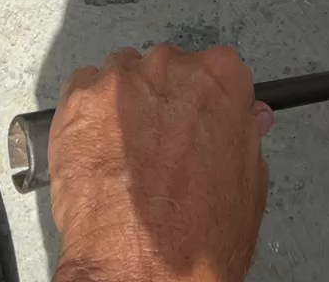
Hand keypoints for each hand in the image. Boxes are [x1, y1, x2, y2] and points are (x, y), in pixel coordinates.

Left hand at [49, 44, 274, 281]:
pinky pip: (84, 88)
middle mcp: (171, 67)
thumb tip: (247, 118)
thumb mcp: (247, 188)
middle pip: (169, 69)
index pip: (220, 69)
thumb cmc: (194, 239)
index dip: (210, 101)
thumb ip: (245, 137)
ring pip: (125, 75)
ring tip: (126, 155)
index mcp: (220, 79)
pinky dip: (90, 115)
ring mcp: (122, 79)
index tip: (201, 120)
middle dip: (166, 100)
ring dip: (127, 103)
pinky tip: (99, 151)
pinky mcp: (80, 98)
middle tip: (162, 148)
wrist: (138, 272)